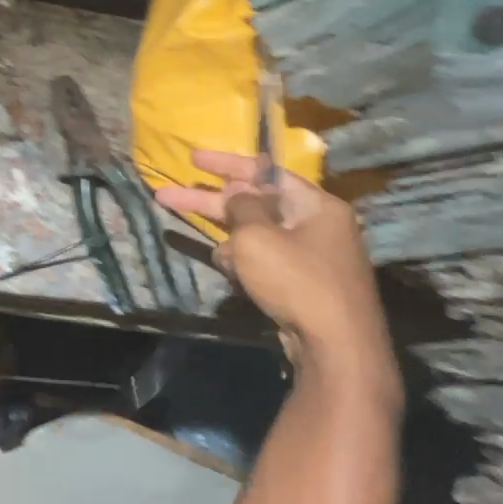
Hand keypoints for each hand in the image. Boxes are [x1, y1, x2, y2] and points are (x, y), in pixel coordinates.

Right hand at [155, 150, 394, 385]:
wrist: (336, 345)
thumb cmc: (295, 280)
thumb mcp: (256, 236)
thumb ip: (241, 207)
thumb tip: (239, 193)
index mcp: (316, 206)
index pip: (266, 172)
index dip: (226, 164)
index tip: (192, 158)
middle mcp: (318, 224)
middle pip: (253, 203)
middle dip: (209, 202)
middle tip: (166, 196)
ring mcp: (311, 253)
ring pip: (254, 234)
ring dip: (230, 243)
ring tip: (223, 262)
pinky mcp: (302, 279)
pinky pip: (262, 257)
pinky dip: (244, 262)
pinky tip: (235, 276)